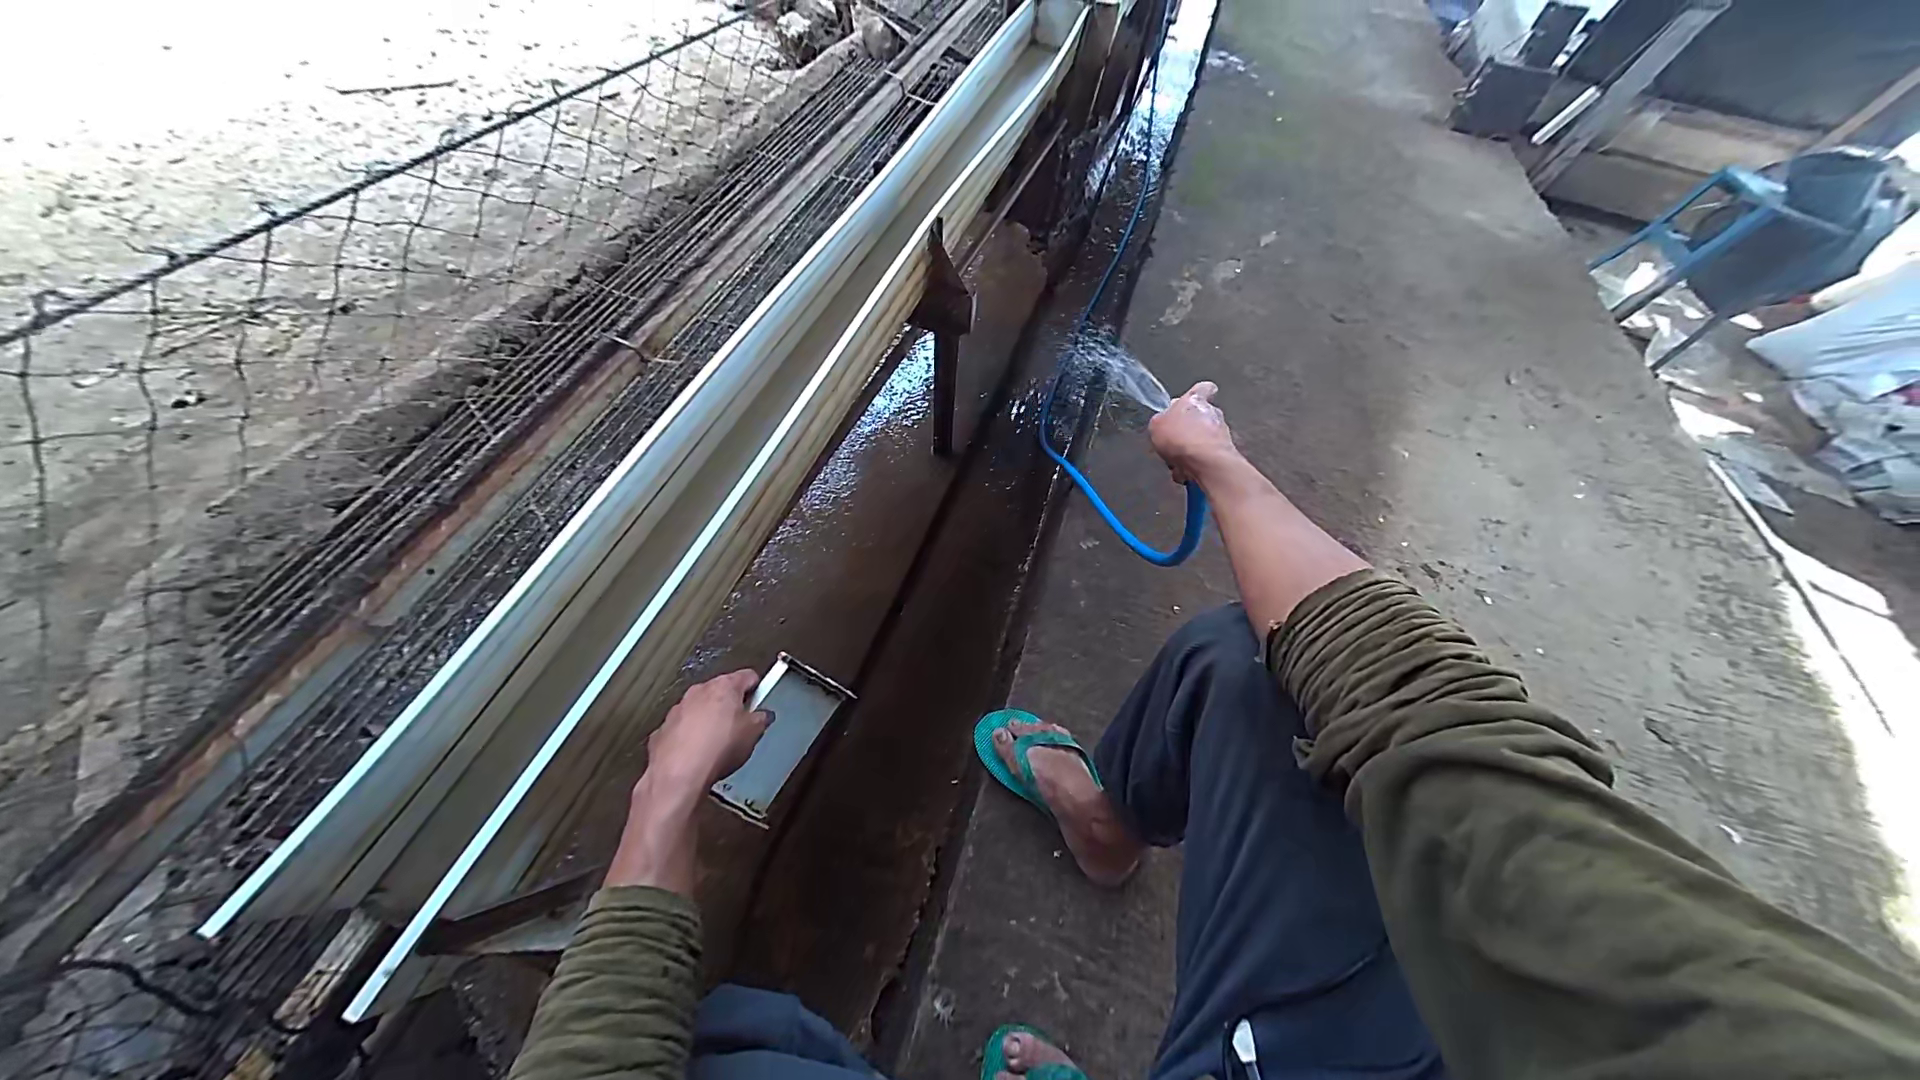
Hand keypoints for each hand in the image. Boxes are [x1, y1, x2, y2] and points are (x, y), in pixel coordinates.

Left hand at [641, 669, 771, 796]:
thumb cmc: (714, 750)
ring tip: (719, 744)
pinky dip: (690, 736)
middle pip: (722, 691)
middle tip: (742, 726)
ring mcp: (678, 710)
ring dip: (710, 721)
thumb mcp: (754, 733)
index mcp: (724, 686)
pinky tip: (698, 753)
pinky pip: (683, 727)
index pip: (747, 676)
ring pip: (700, 709)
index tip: (760, 699)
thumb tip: (761, 718)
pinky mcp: (664, 729)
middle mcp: (699, 692)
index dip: (758, 688)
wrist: (679, 775)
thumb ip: (761, 718)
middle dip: (732, 706)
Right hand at [1148, 381, 1240, 485]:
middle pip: (1200, 417)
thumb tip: (1161, 423)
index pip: (1202, 389)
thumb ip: (1159, 420)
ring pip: (1202, 440)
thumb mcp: (1156, 424)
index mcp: (1195, 401)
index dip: (1197, 393)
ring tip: (1176, 460)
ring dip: (1190, 450)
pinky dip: (1194, 465)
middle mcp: (1213, 414)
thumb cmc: (1182, 438)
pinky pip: (1204, 459)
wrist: (1204, 462)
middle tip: (1173, 440)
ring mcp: (1221, 435)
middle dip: (1188, 429)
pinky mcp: (1223, 455)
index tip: (1193, 399)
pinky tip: (1184, 471)